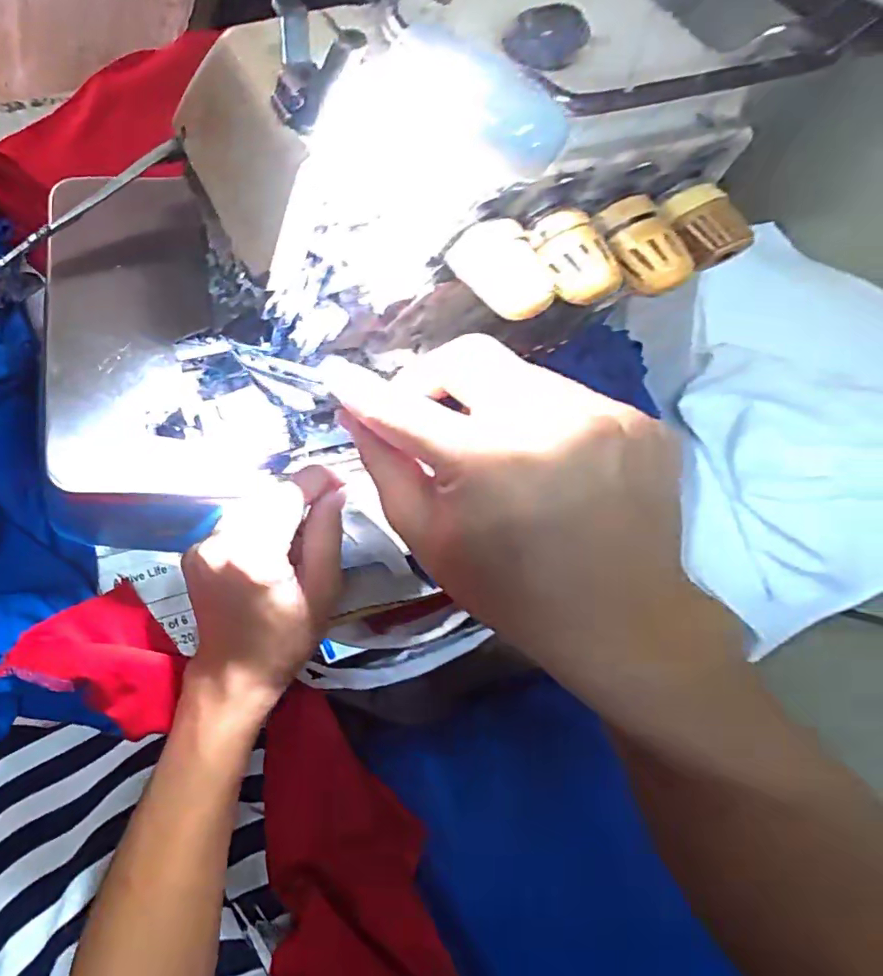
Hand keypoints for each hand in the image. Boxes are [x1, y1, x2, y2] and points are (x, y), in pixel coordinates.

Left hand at [181, 465, 345, 704]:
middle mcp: (219, 542)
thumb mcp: (322, 591)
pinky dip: (250, 525)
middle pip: (262, 497)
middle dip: (294, 497)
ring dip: (272, 510)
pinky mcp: (190, 550)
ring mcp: (199, 545)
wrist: (232, 667)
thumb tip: (334, 491)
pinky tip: (267, 546)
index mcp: (254, 554)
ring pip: (243, 507)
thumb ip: (326, 536)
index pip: (285, 495)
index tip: (337, 481)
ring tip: (296, 534)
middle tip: (323, 508)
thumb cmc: (285, 639)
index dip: (314, 481)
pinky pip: (227, 523)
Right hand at [323, 335, 740, 704]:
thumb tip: (353, 413)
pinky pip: (560, 395)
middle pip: (467, 357)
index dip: (362, 389)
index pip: (403, 405)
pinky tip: (527, 457)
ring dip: (478, 398)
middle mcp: (552, 420)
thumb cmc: (500, 584)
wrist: (620, 618)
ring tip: (474, 442)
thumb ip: (383, 462)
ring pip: (515, 373)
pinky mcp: (640, 420)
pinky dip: (526, 415)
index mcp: (488, 457)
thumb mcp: (420, 528)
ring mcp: (606, 415)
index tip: (334, 374)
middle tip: (412, 414)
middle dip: (424, 379)